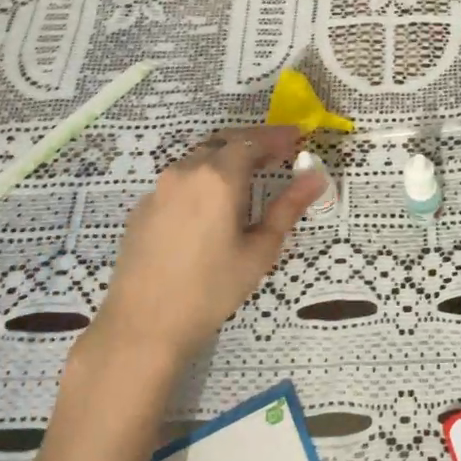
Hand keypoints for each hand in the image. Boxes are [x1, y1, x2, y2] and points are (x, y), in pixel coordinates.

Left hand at [87, 125, 321, 367]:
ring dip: (226, 158)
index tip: (299, 137)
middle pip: (223, 143)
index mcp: (218, 178)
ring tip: (250, 175)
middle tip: (279, 152)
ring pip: (198, 158)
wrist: (145, 323)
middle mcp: (185, 172)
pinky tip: (214, 202)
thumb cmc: (212, 289)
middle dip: (253, 142)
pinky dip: (204, 177)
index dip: (277, 137)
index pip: (252, 142)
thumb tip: (316, 178)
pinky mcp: (143, 208)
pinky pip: (180, 179)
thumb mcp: (260, 250)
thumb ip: (288, 208)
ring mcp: (159, 189)